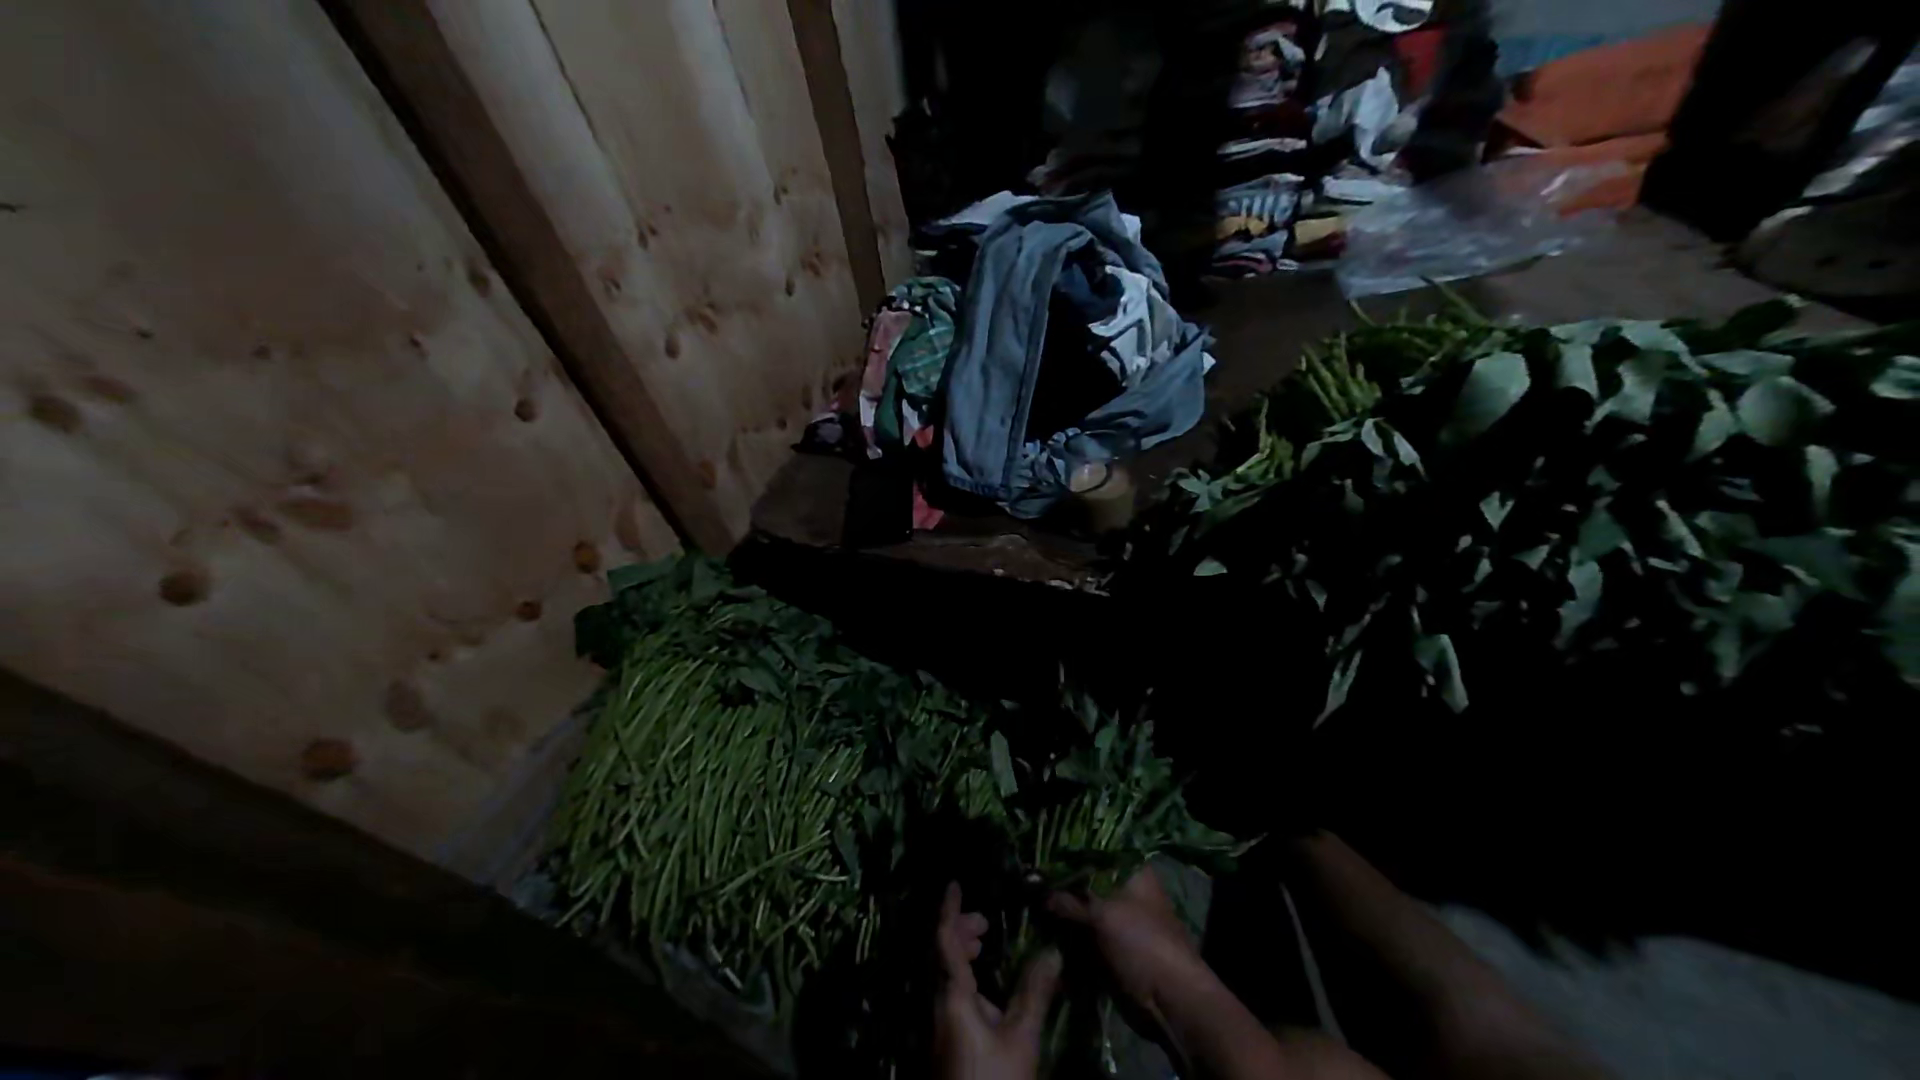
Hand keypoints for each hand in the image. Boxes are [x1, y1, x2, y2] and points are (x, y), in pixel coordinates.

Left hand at [934, 882, 1061, 1079]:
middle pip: (940, 953)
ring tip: (984, 946)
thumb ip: (1035, 992)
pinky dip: (963, 975)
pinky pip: (949, 990)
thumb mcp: (1021, 1037)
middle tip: (985, 922)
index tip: (954, 883)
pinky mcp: (947, 1038)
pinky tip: (984, 986)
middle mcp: (938, 1002)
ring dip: (960, 952)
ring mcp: (940, 1022)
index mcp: (950, 994)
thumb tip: (1053, 949)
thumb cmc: (994, 1078)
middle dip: (959, 930)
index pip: (943, 939)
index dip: (948, 909)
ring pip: (943, 973)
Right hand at [1047, 865, 1207, 1035]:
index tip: (1040, 855)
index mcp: (1132, 872)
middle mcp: (1125, 891)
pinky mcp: (1111, 946)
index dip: (1068, 853)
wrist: (1168, 999)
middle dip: (1060, 884)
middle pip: (1086, 881)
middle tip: (1029, 880)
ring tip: (1030, 902)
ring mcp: (1118, 920)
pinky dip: (1067, 933)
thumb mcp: (1102, 914)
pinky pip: (1083, 933)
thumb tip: (1033, 886)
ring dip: (1061, 911)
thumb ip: (1067, 899)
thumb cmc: (1141, 942)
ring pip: (1082, 909)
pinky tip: (1043, 927)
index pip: (1095, 851)